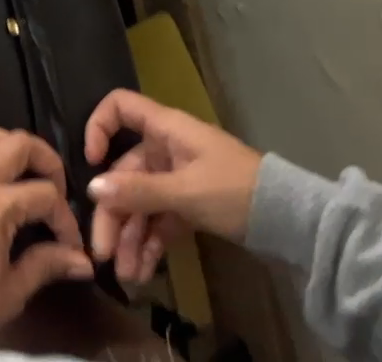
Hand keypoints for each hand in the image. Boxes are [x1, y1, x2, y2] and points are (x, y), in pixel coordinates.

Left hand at [0, 102, 95, 330]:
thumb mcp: (15, 289)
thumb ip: (48, 264)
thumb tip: (84, 261)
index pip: (44, 196)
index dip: (64, 217)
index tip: (70, 242)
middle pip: (16, 147)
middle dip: (44, 160)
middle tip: (55, 183)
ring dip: (1, 137)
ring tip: (18, 151)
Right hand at [83, 89, 260, 283]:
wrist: (289, 221)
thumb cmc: (235, 190)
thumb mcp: (185, 192)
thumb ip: (138, 191)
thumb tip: (92, 188)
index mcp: (165, 129)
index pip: (121, 107)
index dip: (99, 127)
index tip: (92, 163)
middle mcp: (166, 149)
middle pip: (124, 172)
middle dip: (112, 213)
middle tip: (103, 253)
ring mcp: (176, 178)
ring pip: (140, 202)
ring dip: (130, 236)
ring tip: (126, 275)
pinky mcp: (188, 205)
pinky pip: (158, 219)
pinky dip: (150, 243)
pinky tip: (142, 271)